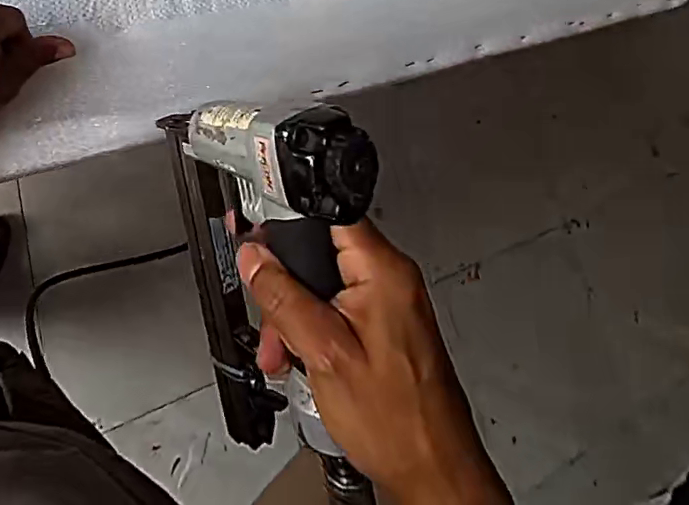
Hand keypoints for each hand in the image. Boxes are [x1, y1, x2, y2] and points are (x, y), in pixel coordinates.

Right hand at [237, 221, 510, 504]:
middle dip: (285, 284)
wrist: (434, 474)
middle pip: (319, 250)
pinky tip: (303, 356)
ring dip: (294, 311)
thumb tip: (254, 257)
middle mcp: (390, 276)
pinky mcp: (385, 322)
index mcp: (382, 270)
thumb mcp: (322, 352)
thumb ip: (283, 297)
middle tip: (271, 318)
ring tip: (285, 349)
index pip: (327, 214)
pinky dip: (314, 325)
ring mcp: (389, 300)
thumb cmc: (397, 422)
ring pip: (324, 281)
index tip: (258, 239)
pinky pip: (337, 305)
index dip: (287, 223)